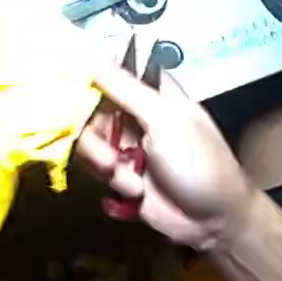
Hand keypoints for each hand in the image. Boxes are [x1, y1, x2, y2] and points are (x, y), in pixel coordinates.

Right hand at [74, 64, 259, 249]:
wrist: (213, 223)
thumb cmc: (197, 162)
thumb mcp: (164, 119)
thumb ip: (125, 88)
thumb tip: (91, 57)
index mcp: (152, 92)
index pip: (114, 70)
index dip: (91, 73)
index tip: (67, 81)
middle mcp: (135, 113)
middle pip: (92, 106)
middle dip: (94, 131)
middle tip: (106, 152)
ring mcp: (126, 144)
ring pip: (89, 139)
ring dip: (103, 159)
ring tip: (128, 178)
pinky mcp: (120, 173)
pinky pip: (94, 166)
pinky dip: (111, 179)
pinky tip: (133, 191)